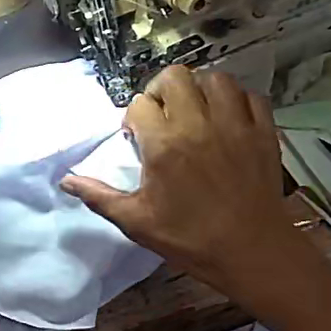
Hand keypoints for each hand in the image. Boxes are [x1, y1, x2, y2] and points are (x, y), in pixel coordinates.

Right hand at [60, 65, 327, 318]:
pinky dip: (237, 101)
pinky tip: (228, 119)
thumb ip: (98, 196)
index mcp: (164, 144)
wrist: (253, 253)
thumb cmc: (190, 239)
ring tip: (195, 111)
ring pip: (215, 79)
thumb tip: (66, 181)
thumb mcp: (136, 221)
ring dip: (200, 89)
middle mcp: (198, 124)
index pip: (139, 104)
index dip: (133, 118)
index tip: (136, 138)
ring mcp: (235, 125)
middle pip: (175, 77)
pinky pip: (251, 96)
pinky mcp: (263, 132)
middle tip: (161, 115)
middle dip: (161, 90)